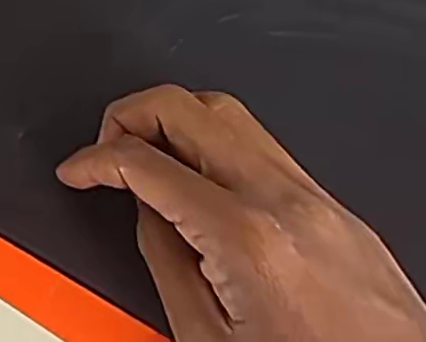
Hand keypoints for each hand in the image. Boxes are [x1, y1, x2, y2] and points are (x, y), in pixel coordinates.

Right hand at [56, 85, 425, 341]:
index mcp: (246, 237)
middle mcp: (288, 205)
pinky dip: (212, 146)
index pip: (139, 159)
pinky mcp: (348, 218)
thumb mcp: (205, 335)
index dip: (92, 160)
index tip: (77, 171)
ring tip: (149, 159)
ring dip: (171, 122)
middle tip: (106, 151)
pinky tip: (198, 183)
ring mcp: (326, 206)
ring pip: (224, 112)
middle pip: (180, 106)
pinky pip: (262, 147)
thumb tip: (143, 207)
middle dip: (125, 116)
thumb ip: (162, 255)